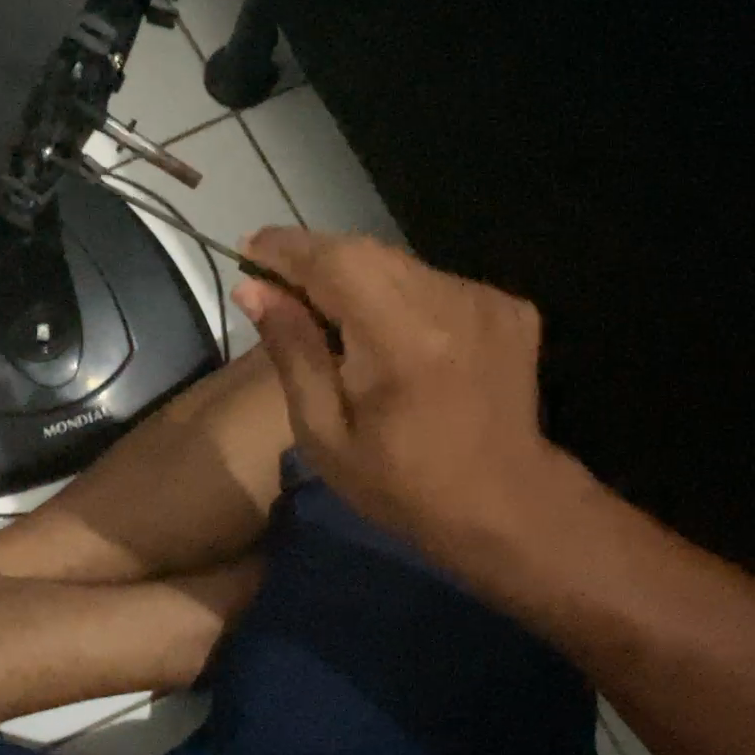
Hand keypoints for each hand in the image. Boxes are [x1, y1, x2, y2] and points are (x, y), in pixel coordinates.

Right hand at [233, 227, 577, 552]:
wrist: (505, 505)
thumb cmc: (398, 483)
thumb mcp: (322, 432)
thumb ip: (292, 352)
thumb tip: (252, 290)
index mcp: (405, 342)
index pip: (338, 263)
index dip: (288, 249)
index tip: (247, 249)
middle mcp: (453, 304)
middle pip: (367, 252)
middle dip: (312, 258)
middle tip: (270, 279)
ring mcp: (487, 301)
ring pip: (396, 263)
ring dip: (348, 275)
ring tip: (315, 307)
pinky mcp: (506, 306)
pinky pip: (428, 281)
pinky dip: (389, 292)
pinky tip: (375, 327)